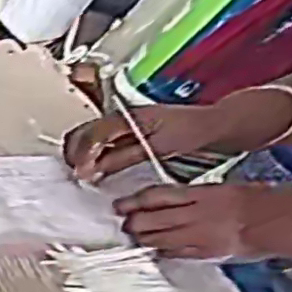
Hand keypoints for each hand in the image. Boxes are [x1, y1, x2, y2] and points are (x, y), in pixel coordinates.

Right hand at [63, 104, 232, 182]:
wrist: (218, 124)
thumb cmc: (194, 132)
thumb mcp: (159, 146)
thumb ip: (123, 157)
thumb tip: (91, 169)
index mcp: (128, 117)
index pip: (91, 134)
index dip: (82, 155)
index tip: (83, 173)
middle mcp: (118, 118)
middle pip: (79, 135)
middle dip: (74, 155)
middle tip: (80, 173)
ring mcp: (117, 125)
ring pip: (81, 139)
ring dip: (77, 156)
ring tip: (85, 172)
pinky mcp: (118, 134)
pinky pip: (91, 143)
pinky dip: (85, 157)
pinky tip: (92, 168)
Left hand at [114, 182, 291, 261]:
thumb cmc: (264, 201)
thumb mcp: (229, 189)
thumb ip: (192, 196)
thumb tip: (155, 203)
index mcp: (206, 195)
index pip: (156, 196)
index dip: (131, 202)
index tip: (120, 205)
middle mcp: (196, 216)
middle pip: (144, 221)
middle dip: (131, 223)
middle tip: (130, 223)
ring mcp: (196, 236)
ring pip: (150, 240)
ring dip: (141, 237)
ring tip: (144, 234)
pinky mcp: (200, 253)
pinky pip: (166, 253)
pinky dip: (158, 250)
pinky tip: (161, 246)